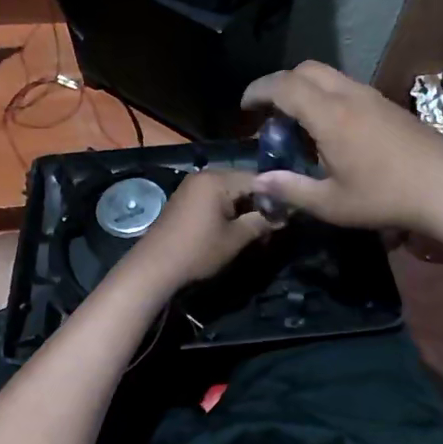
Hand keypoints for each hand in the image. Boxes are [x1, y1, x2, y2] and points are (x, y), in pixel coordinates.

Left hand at [112, 170, 270, 296]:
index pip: (257, 179)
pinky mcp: (184, 199)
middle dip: (258, 202)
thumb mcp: (235, 239)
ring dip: (243, 208)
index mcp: (217, 179)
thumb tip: (284, 216)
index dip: (275, 197)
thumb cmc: (198, 251)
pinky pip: (213, 198)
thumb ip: (261, 222)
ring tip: (256, 230)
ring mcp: (191, 187)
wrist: (154, 267)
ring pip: (228, 191)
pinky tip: (234, 228)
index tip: (287, 215)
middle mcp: (203, 176)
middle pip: (242, 183)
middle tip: (273, 225)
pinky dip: (226, 210)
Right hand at [241, 61, 442, 233]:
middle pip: (306, 69)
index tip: (244, 106)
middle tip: (270, 112)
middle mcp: (349, 95)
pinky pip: (347, 87)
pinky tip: (333, 131)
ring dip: (306, 89)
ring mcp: (373, 97)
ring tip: (299, 124)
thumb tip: (257, 182)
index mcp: (330, 115)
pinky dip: (327, 96)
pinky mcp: (389, 106)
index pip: (284, 86)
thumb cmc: (386, 198)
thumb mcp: (331, 203)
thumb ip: (290, 189)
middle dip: (281, 84)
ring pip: (329, 76)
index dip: (258, 90)